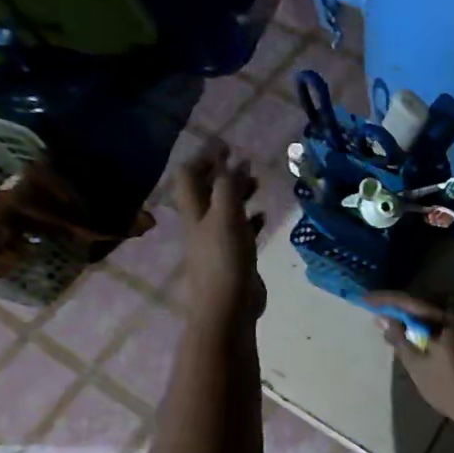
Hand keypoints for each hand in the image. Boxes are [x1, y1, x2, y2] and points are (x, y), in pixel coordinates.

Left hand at [172, 140, 265, 327]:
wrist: (227, 306)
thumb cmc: (224, 260)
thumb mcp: (226, 218)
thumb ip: (228, 188)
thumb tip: (233, 162)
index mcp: (194, 212)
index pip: (189, 175)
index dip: (205, 158)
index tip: (226, 145)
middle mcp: (202, 223)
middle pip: (207, 191)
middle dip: (224, 174)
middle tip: (245, 161)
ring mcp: (218, 241)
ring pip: (226, 209)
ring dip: (239, 194)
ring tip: (259, 183)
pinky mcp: (235, 257)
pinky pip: (241, 230)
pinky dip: (251, 218)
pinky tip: (264, 216)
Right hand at [365, 292, 453, 431]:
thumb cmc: (450, 388)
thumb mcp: (417, 365)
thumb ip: (399, 338)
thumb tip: (383, 319)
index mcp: (448, 316)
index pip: (411, 301)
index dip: (386, 300)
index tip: (365, 299)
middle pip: (424, 301)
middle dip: (400, 306)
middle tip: (377, 312)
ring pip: (434, 310)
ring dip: (413, 315)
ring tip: (392, 324)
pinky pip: (443, 319)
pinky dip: (426, 323)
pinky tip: (413, 334)